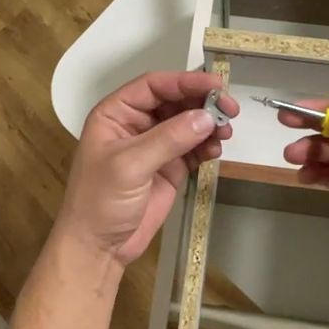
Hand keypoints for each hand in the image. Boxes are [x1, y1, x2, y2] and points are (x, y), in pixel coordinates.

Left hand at [56, 71, 235, 266]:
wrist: (99, 247)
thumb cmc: (100, 202)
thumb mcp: (131, 165)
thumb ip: (169, 138)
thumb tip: (206, 117)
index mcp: (115, 114)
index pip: (154, 86)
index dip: (185, 81)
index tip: (216, 85)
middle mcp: (135, 125)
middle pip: (175, 101)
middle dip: (202, 103)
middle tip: (230, 110)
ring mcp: (153, 147)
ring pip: (187, 124)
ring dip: (208, 125)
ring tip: (225, 133)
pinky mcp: (168, 168)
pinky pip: (193, 148)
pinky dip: (207, 147)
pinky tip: (215, 151)